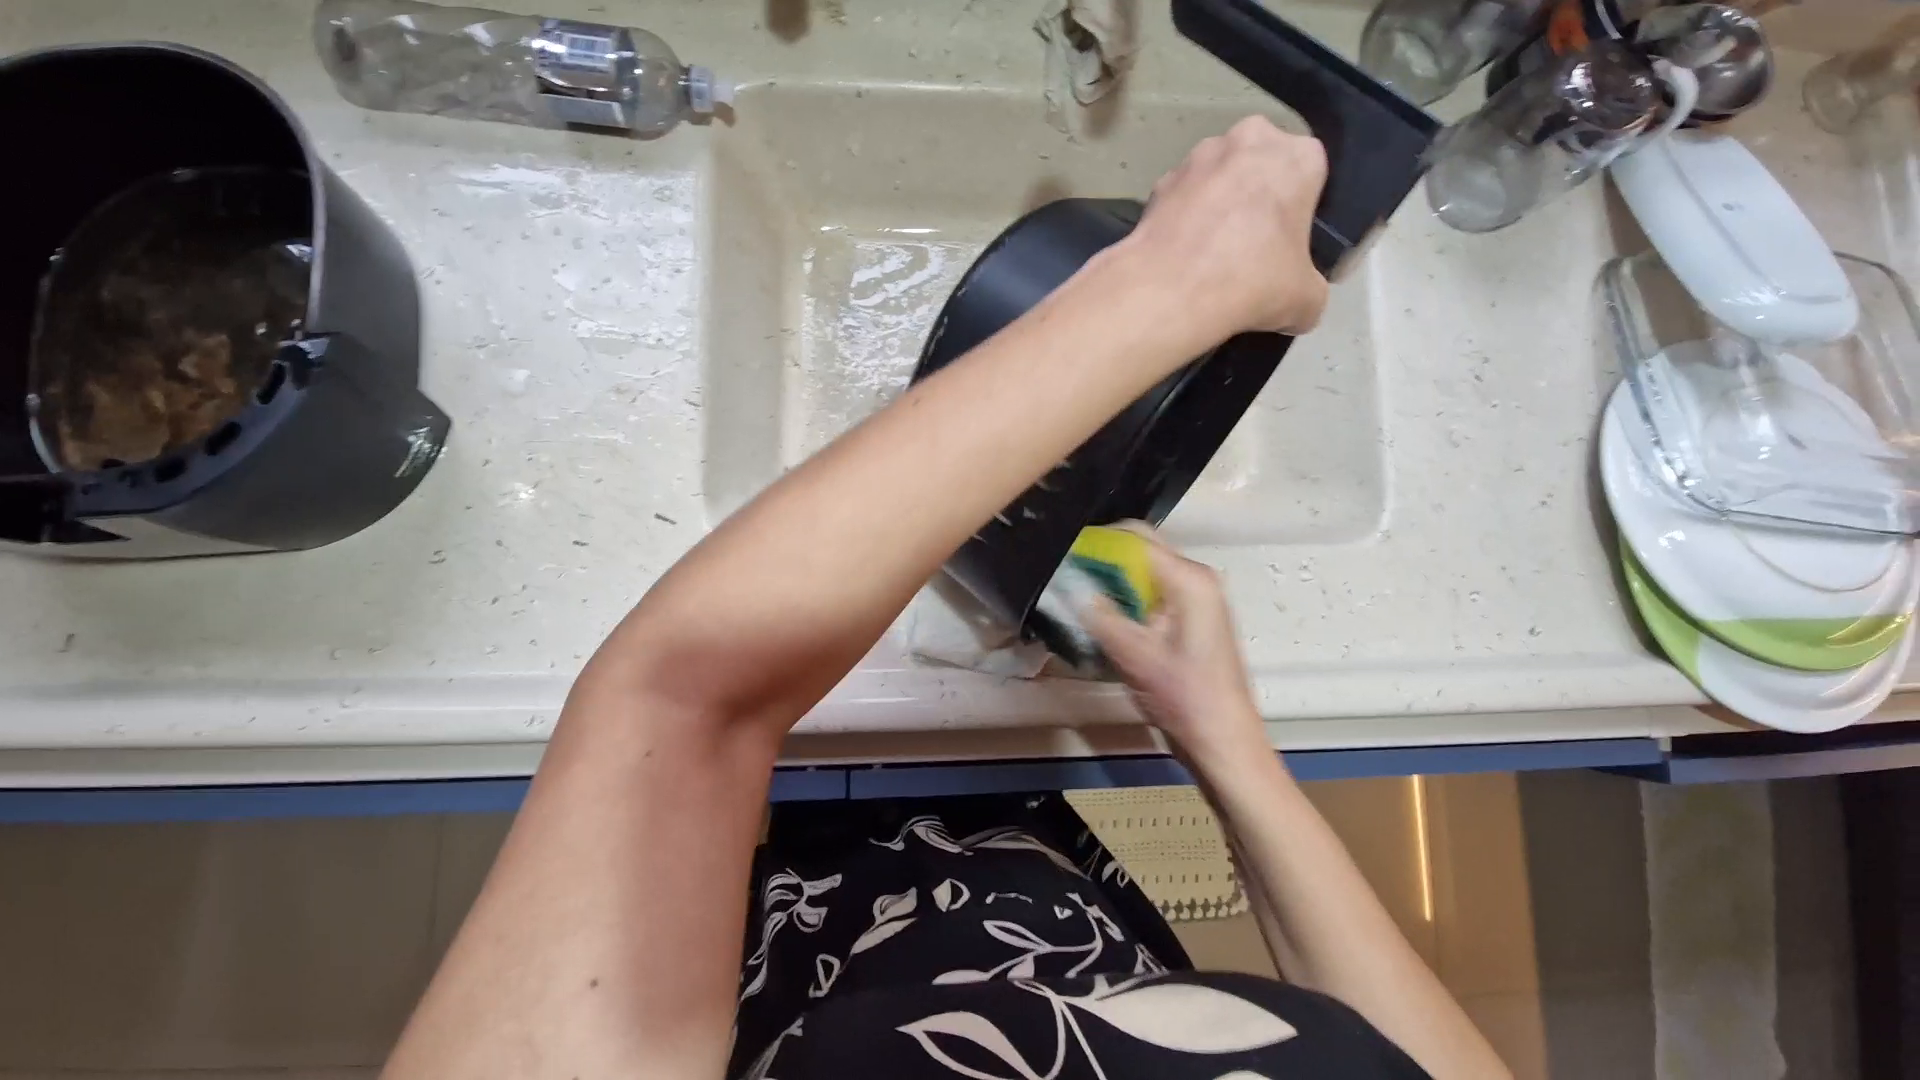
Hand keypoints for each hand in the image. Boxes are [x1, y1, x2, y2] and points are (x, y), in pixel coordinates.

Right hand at [1080, 524, 1270, 770]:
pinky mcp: (1188, 620)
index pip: (1134, 537)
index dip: (1095, 543)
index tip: (1062, 558)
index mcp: (1189, 579)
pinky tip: (1103, 624)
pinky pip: (1149, 596)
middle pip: (1138, 552)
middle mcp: (1195, 579)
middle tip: (1065, 583)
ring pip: (1141, 575)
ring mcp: (1194, 600)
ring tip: (1077, 603)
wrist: (1223, 742)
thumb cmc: (1185, 697)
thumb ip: (1099, 615)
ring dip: (1111, 586)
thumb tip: (1067, 584)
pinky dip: (1125, 603)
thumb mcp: (1134, 655)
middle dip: (1101, 564)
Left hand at [1122, 116, 1329, 337]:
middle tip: (1252, 245)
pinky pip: (1182, 198)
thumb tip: (1301, 299)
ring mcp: (1198, 156)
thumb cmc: (1251, 282)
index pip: (1310, 174)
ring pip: (1218, 178)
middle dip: (1257, 197)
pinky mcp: (1159, 182)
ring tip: (1211, 253)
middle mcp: (1249, 140)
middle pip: (1261, 167)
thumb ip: (1312, 287)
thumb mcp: (1306, 298)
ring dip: (1218, 203)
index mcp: (1298, 156)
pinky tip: (1181, 255)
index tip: (1289, 243)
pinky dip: (1183, 219)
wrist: (1169, 292)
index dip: (1301, 211)